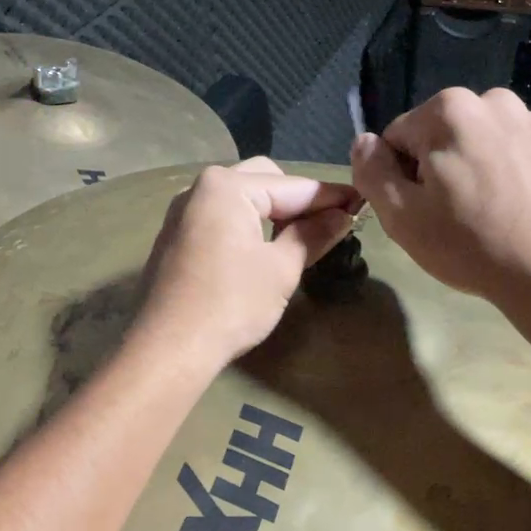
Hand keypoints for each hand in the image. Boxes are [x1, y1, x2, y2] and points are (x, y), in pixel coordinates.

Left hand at [134, 157, 358, 367]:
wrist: (169, 348)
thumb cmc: (231, 305)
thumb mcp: (281, 269)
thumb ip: (312, 235)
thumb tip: (343, 216)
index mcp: (228, 187)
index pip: (293, 186)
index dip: (331, 197)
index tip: (362, 204)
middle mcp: (200, 188)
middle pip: (263, 182)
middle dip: (298, 200)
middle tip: (329, 225)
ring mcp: (182, 213)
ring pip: (240, 200)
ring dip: (272, 213)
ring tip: (300, 239)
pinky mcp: (175, 239)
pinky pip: (220, 219)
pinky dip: (247, 227)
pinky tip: (262, 252)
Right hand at [350, 88, 530, 310]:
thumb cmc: (470, 245)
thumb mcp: (401, 217)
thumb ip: (372, 172)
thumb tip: (363, 143)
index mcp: (448, 110)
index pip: (397, 138)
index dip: (398, 178)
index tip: (416, 212)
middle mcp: (493, 101)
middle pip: (441, 137)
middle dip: (437, 171)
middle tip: (449, 220)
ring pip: (481, 146)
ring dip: (474, 174)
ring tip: (485, 219)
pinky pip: (517, 158)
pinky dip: (509, 180)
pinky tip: (515, 215)